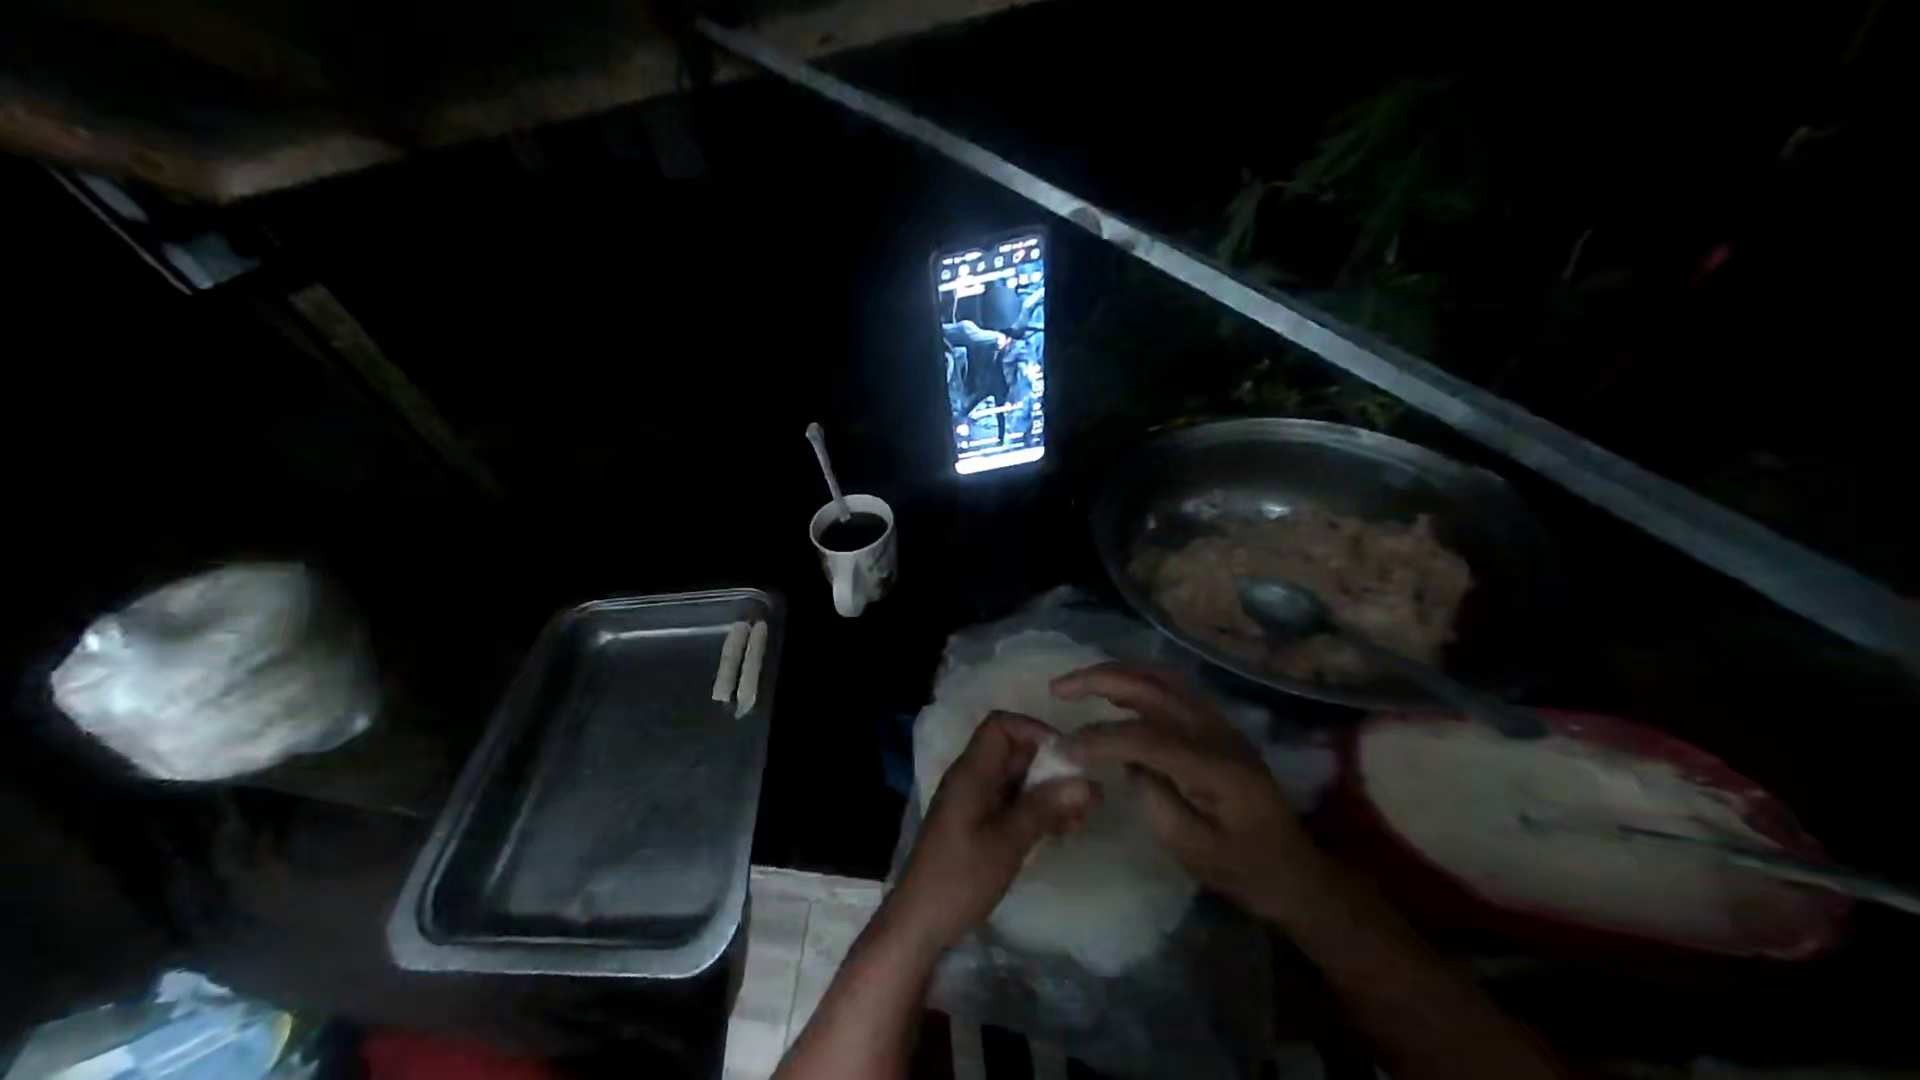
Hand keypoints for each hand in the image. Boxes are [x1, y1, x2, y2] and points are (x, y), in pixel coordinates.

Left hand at [887, 711, 1098, 951]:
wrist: (919, 923)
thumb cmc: (960, 877)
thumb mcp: (1007, 841)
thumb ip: (1044, 807)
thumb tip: (1086, 782)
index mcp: (971, 772)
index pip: (1000, 725)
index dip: (1034, 730)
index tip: (1067, 755)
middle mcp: (972, 779)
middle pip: (1014, 753)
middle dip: (1052, 767)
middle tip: (1087, 793)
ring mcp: (974, 803)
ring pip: (1017, 781)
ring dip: (1049, 793)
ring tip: (1083, 817)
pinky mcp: (978, 826)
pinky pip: (1012, 804)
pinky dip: (1037, 811)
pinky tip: (1064, 830)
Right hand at [1054, 664, 1321, 921]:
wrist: (1296, 870)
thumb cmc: (1245, 869)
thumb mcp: (1195, 853)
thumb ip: (1155, 803)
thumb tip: (1127, 763)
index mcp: (1216, 767)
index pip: (1147, 737)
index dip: (1100, 738)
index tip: (1063, 748)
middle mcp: (1218, 732)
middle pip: (1153, 687)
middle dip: (1100, 680)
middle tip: (1058, 688)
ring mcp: (1219, 723)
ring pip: (1162, 677)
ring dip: (1117, 673)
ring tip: (1079, 683)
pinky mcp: (1215, 724)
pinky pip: (1171, 686)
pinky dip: (1136, 680)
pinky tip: (1113, 692)